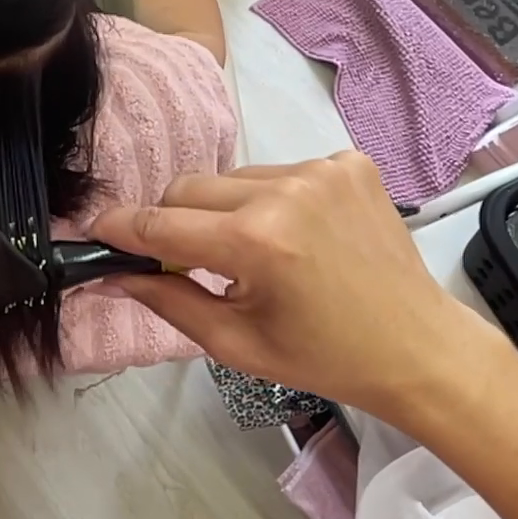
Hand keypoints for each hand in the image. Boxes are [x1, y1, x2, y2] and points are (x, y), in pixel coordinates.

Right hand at [90, 153, 505, 417]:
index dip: (120, 228)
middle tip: (189, 259)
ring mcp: (321, 169)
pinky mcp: (347, 161)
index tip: (95, 230)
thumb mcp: (236, 343)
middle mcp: (284, 191)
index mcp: (256, 243)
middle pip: (187, 188)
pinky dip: (269, 199)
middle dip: (174, 221)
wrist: (422, 349)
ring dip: (223, 208)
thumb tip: (114, 274)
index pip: (161, 225)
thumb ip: (167, 301)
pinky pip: (276, 170)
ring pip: (230, 177)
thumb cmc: (324, 357)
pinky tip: (296, 232)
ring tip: (254, 249)